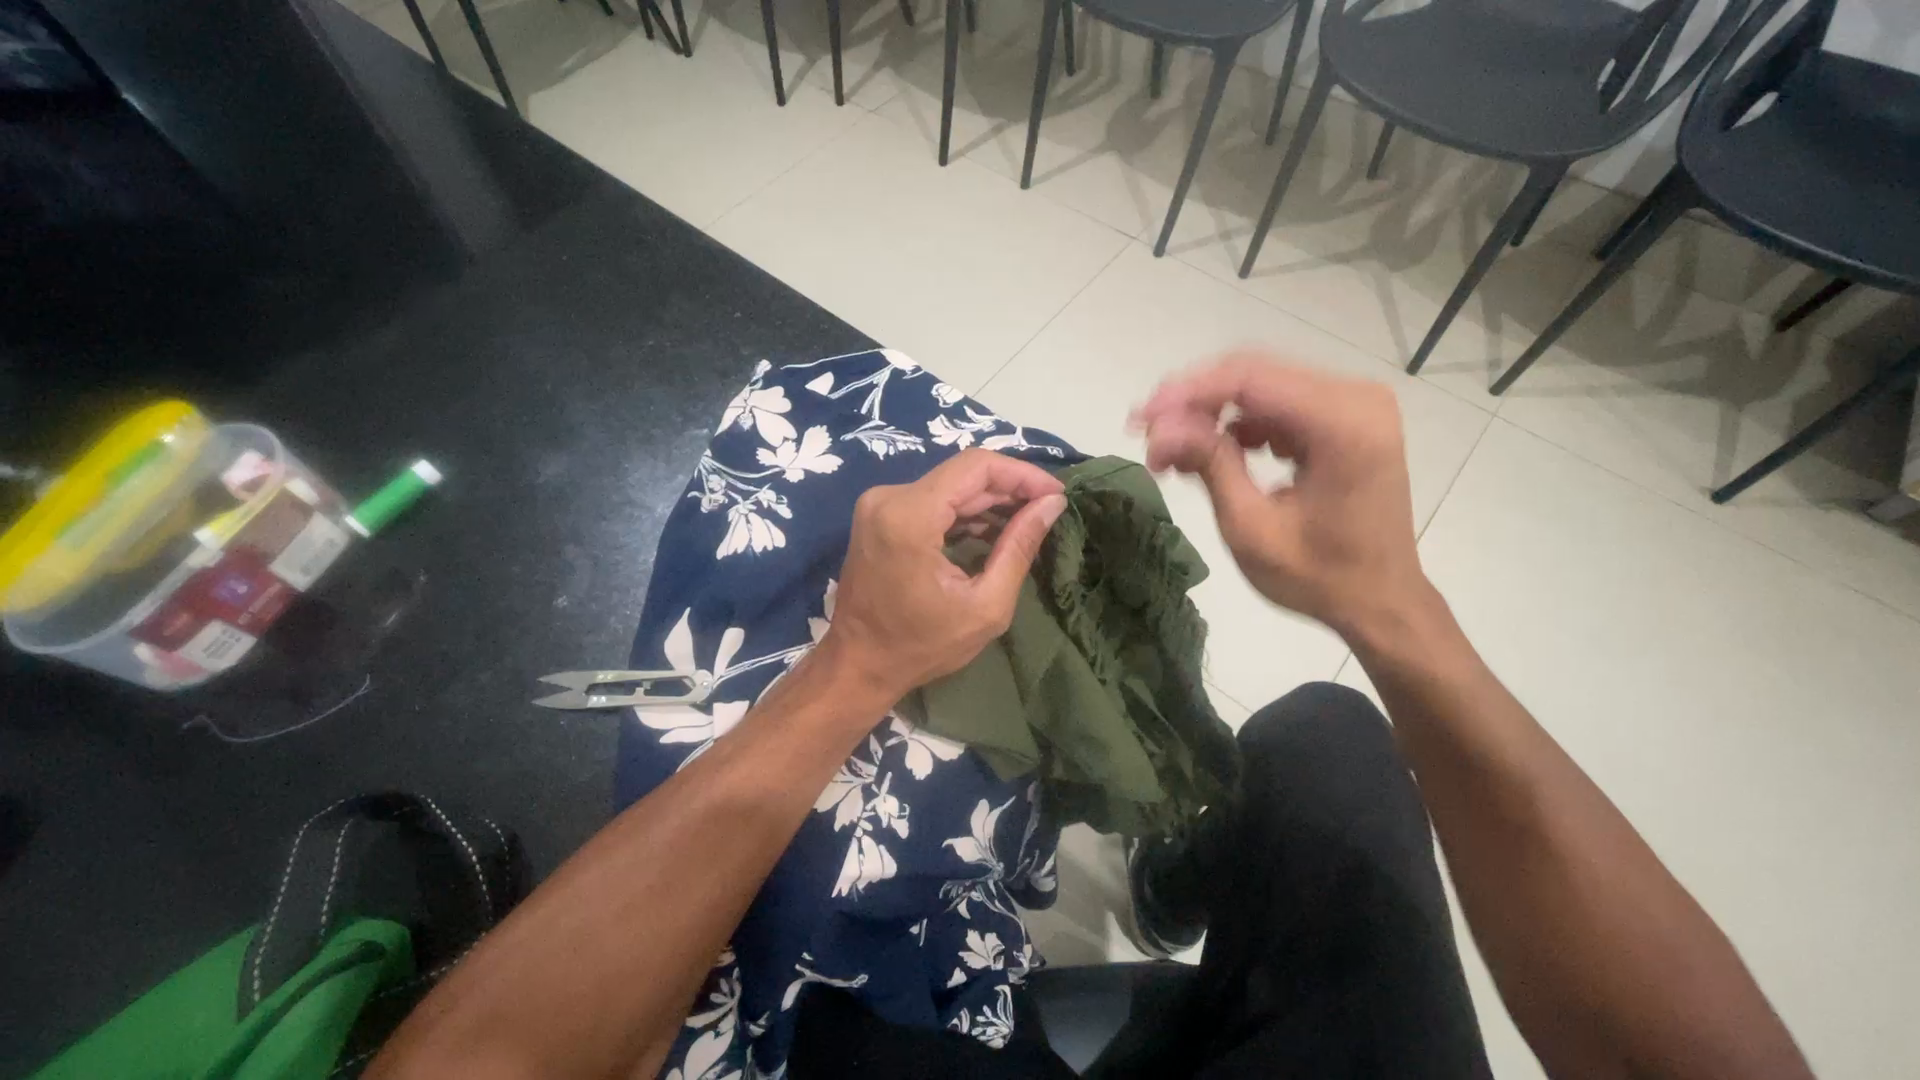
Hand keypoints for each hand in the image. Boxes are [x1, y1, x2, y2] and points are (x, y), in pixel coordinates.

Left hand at [821, 449, 1067, 701]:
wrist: (858, 664)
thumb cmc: (921, 646)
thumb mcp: (985, 606)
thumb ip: (1019, 548)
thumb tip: (1052, 504)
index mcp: (910, 516)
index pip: (976, 467)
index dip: (1022, 473)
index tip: (1057, 493)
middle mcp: (889, 497)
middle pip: (962, 473)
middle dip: (1010, 487)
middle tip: (1049, 508)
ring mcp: (880, 504)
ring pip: (949, 485)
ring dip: (989, 499)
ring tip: (1029, 519)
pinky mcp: (879, 515)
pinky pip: (931, 499)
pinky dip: (964, 511)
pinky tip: (994, 528)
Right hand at [1132, 349, 1436, 642]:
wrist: (1381, 602)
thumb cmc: (1319, 576)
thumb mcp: (1252, 528)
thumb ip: (1208, 465)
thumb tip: (1158, 429)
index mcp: (1344, 423)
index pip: (1249, 380)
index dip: (1187, 393)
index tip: (1140, 419)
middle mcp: (1356, 398)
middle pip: (1254, 374)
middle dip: (1193, 403)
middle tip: (1146, 434)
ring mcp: (1355, 405)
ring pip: (1262, 386)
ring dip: (1212, 414)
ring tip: (1171, 453)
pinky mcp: (1346, 419)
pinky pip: (1280, 404)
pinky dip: (1239, 424)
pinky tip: (1210, 453)